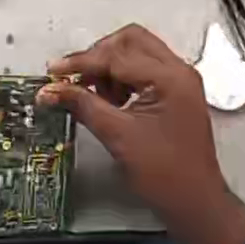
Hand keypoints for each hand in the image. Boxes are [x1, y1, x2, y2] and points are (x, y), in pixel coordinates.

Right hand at [37, 25, 244, 243]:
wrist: (195, 203)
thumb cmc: (162, 172)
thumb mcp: (116, 135)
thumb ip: (81, 104)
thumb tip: (48, 90)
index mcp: (170, 78)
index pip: (117, 55)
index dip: (81, 62)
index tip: (52, 72)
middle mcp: (178, 71)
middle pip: (130, 40)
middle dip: (98, 56)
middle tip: (76, 79)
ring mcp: (178, 81)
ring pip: (135, 53)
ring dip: (108, 68)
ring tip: (93, 95)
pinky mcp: (173, 93)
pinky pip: (141, 71)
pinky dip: (120, 79)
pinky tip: (108, 102)